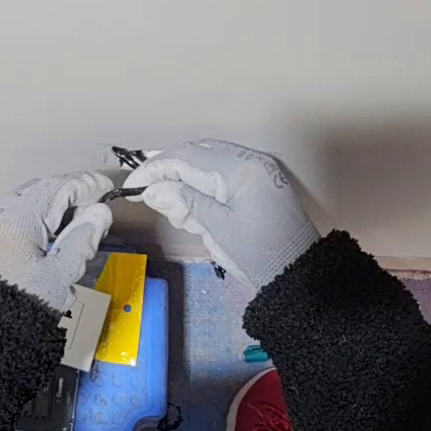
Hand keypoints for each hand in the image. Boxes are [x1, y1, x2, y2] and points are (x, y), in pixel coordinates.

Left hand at [0, 172, 113, 309]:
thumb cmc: (19, 305)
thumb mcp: (59, 274)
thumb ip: (82, 239)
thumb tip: (100, 213)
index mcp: (18, 218)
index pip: (59, 188)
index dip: (86, 185)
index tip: (106, 187)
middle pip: (40, 190)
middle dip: (69, 193)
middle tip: (94, 206)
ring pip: (25, 201)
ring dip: (51, 205)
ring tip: (74, 221)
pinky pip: (11, 214)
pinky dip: (34, 216)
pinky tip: (48, 232)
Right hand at [125, 140, 319, 289]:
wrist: (297, 275)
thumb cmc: (258, 254)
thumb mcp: (216, 228)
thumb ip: (184, 202)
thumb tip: (152, 190)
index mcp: (240, 169)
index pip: (187, 156)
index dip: (155, 168)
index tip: (132, 186)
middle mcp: (249, 161)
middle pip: (196, 155)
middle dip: (169, 175)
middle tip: (149, 199)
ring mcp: (254, 172)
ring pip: (206, 165)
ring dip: (184, 184)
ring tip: (181, 217)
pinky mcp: (256, 185)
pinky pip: (220, 177)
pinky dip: (201, 191)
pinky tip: (195, 214)